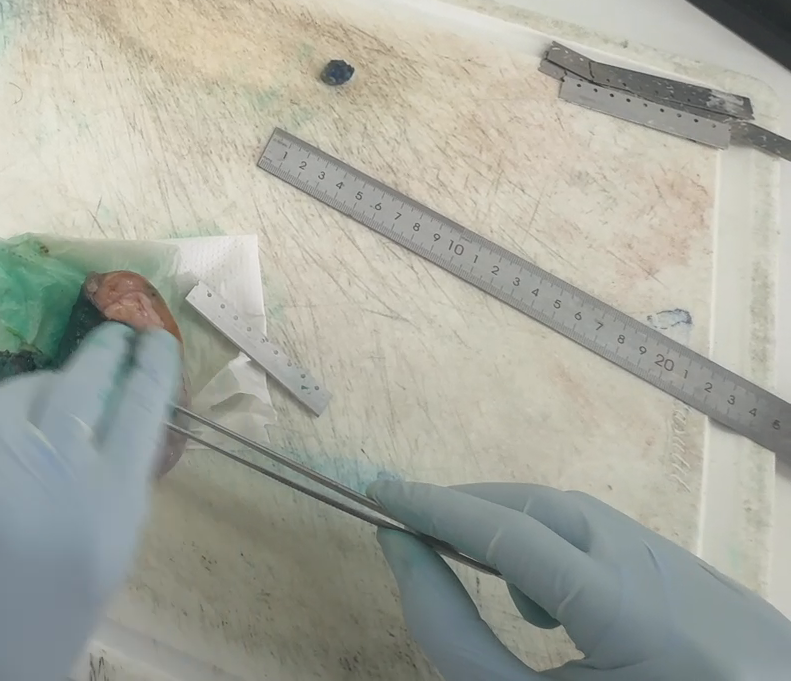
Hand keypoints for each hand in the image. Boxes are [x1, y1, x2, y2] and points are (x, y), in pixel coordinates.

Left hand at [0, 323, 180, 680]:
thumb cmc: (31, 612)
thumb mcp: (97, 557)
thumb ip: (110, 482)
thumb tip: (119, 400)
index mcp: (101, 516)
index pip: (141, 413)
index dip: (152, 367)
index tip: (154, 338)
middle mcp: (44, 483)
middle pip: (81, 384)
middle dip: (103, 352)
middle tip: (111, 334)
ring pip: (13, 389)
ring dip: (27, 393)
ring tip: (28, 416)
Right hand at [371, 480, 790, 680]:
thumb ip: (447, 627)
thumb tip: (396, 542)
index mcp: (644, 629)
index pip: (513, 535)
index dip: (435, 507)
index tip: (376, 493)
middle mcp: (693, 594)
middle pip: (554, 510)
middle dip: (475, 507)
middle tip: (422, 526)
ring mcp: (729, 596)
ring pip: (595, 520)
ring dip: (523, 526)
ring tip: (499, 577)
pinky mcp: (746, 606)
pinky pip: (637, 548)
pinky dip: (576, 549)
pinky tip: (568, 601)